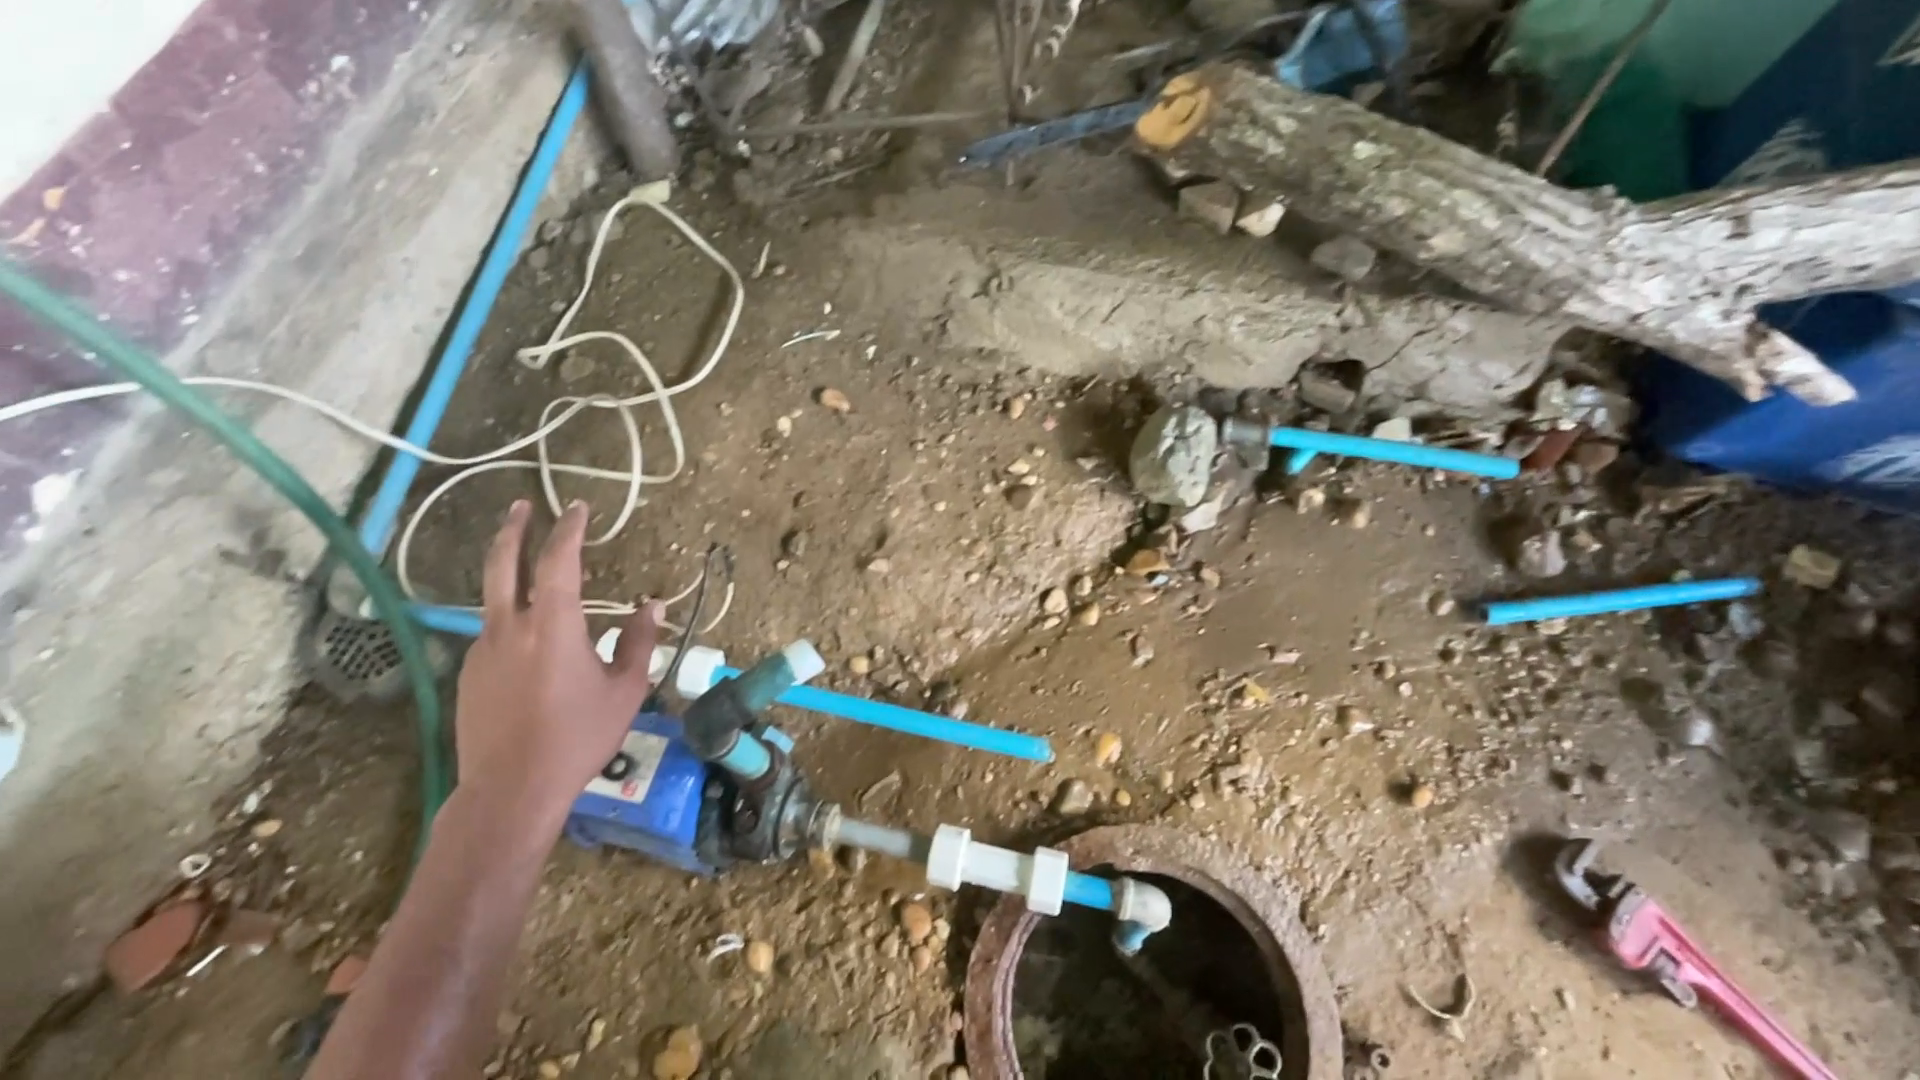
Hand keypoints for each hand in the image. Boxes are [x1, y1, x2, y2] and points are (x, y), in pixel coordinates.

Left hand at [453, 499, 659, 820]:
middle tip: (521, 506)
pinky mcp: (468, 676)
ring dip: (508, 576)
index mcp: (553, 624)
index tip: (576, 508)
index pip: (559, 560)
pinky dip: (510, 624)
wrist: (511, 789)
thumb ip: (639, 642)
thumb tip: (653, 605)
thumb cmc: (578, 737)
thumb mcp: (625, 690)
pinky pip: (492, 636)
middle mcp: (510, 627)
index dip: (568, 529)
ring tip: (528, 574)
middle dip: (513, 530)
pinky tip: (528, 648)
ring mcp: (482, 650)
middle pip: (503, 563)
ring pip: (494, 600)